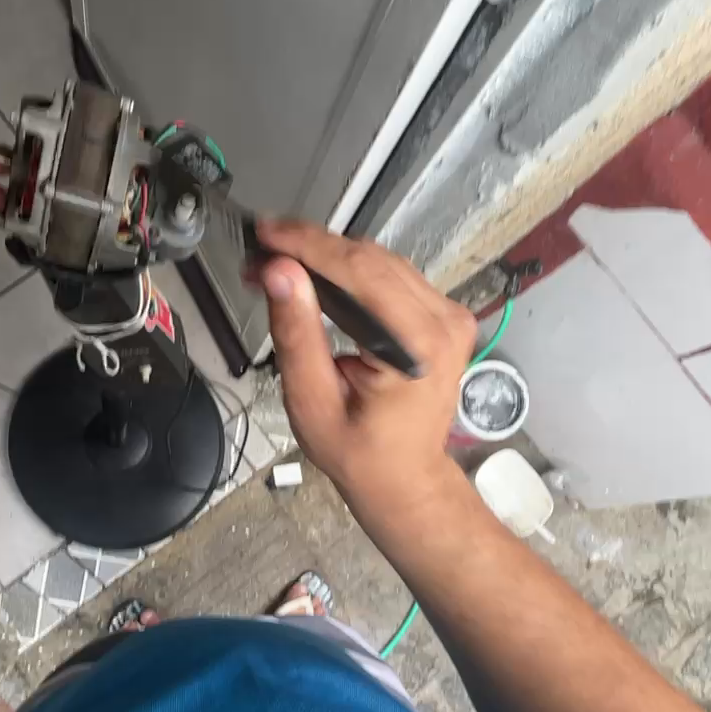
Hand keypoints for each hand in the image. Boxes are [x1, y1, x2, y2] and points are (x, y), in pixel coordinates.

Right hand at [257, 218, 478, 508]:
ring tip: (280, 267)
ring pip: (380, 262)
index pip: (360, 272)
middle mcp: (444, 323)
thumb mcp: (313, 402)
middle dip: (310, 250)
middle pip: (371, 260)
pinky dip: (349, 272)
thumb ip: (297, 336)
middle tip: (261, 254)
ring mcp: (449, 316)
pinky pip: (391, 277)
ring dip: (327, 258)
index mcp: (418, 347)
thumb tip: (280, 274)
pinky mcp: (442, 317)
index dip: (308, 245)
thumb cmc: (358, 454)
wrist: (403, 478)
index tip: (266, 233)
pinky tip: (315, 279)